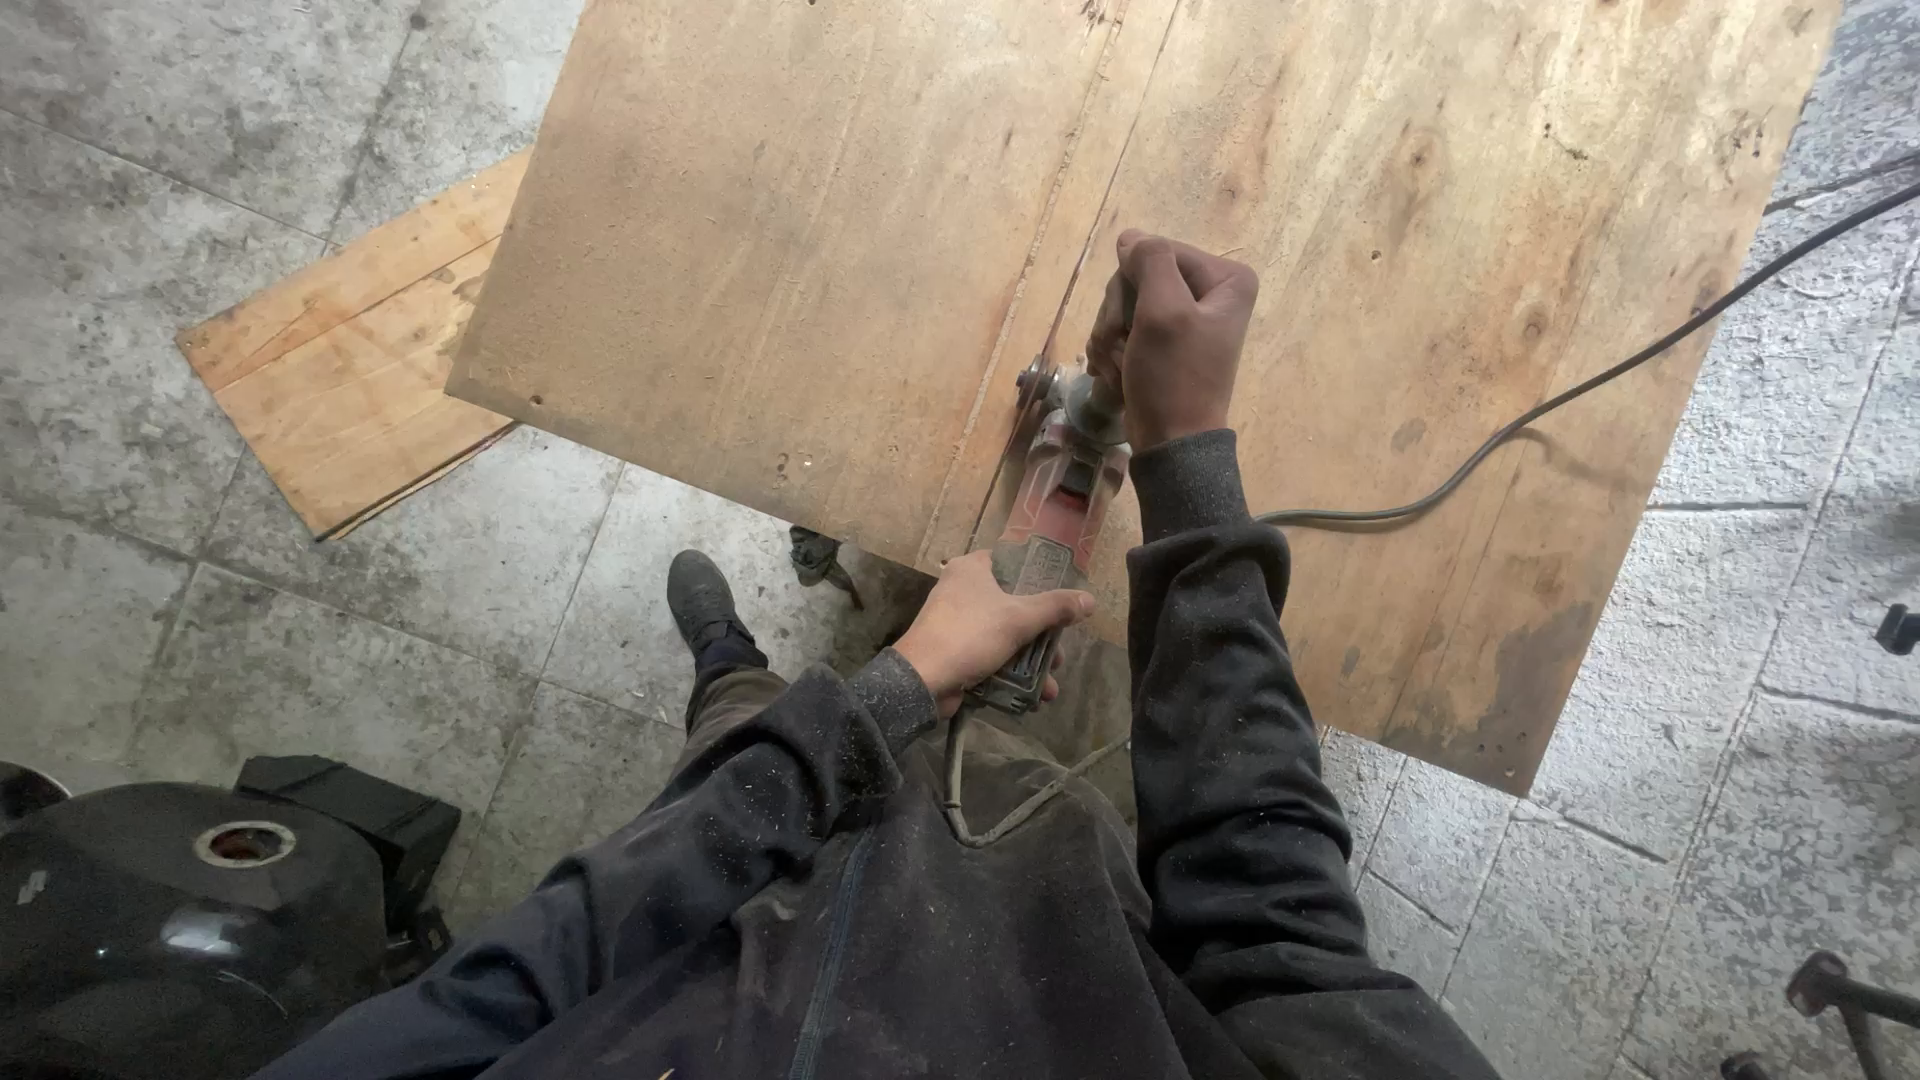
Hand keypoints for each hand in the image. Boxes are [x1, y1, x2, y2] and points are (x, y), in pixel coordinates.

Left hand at [893, 550, 1094, 717]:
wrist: (922, 681)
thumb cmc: (970, 635)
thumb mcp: (1019, 618)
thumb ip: (1056, 608)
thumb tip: (1090, 600)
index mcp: (971, 569)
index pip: (1011, 562)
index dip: (1038, 577)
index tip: (1062, 598)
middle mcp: (962, 590)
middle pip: (1014, 604)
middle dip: (1042, 635)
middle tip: (1060, 653)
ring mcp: (957, 622)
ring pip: (1005, 635)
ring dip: (1031, 662)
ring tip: (1051, 686)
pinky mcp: (956, 651)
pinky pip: (991, 656)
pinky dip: (1012, 673)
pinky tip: (1034, 695)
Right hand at [1084, 229, 1259, 450]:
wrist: (1170, 442)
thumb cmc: (1173, 378)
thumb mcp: (1163, 312)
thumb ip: (1150, 262)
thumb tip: (1130, 238)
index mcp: (1227, 279)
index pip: (1158, 252)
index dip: (1132, 282)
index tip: (1131, 321)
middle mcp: (1210, 294)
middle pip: (1139, 279)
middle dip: (1118, 317)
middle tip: (1119, 348)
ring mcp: (1184, 321)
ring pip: (1124, 306)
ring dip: (1110, 339)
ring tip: (1118, 367)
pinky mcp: (1163, 345)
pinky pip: (1123, 331)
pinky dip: (1113, 354)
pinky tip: (1117, 374)